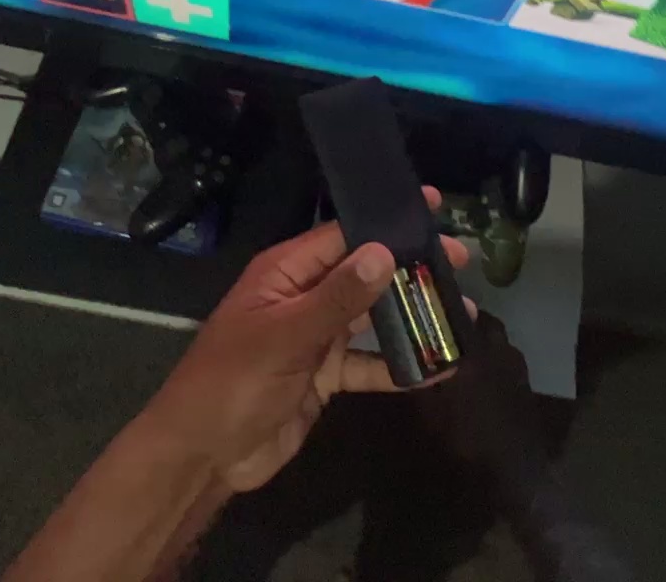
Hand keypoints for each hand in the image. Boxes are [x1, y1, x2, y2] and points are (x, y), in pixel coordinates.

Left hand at [141, 189, 470, 491]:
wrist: (204, 457)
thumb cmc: (234, 382)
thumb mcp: (286, 335)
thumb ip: (337, 297)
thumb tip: (383, 252)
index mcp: (287, 272)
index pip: (343, 235)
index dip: (386, 223)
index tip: (432, 209)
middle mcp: (304, 296)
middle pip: (364, 273)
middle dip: (409, 268)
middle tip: (461, 262)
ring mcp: (315, 336)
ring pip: (371, 317)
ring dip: (411, 317)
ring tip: (461, 312)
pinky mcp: (324, 375)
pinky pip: (368, 363)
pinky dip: (399, 365)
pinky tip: (437, 368)